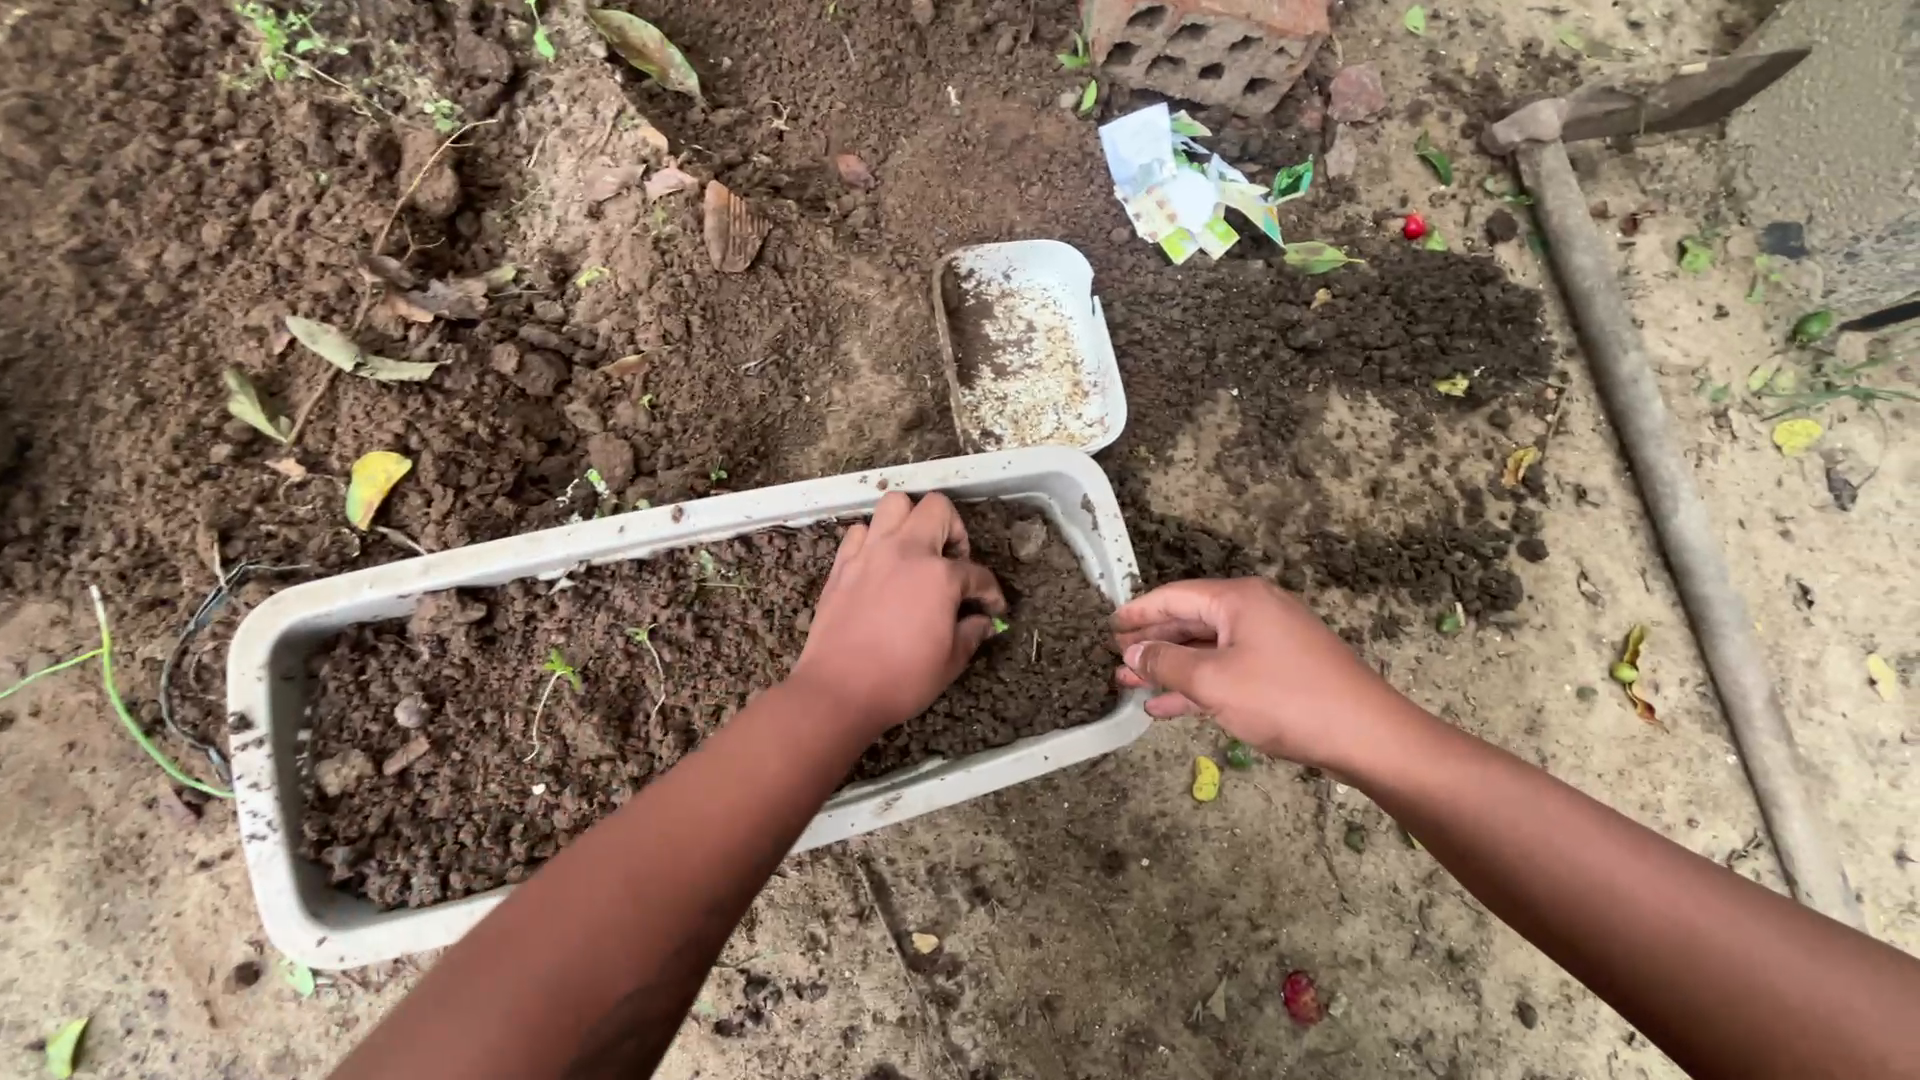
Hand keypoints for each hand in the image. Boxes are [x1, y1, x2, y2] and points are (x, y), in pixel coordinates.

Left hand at [788, 492, 1007, 734]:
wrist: (838, 689)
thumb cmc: (900, 679)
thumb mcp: (950, 662)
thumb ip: (971, 634)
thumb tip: (982, 622)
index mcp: (939, 575)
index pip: (977, 573)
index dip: (991, 592)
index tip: (992, 607)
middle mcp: (905, 551)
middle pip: (938, 508)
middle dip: (955, 530)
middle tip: (954, 561)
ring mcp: (870, 553)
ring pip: (895, 504)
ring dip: (912, 520)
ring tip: (917, 550)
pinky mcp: (842, 564)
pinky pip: (861, 532)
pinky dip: (875, 539)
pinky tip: (882, 564)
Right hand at [1113, 578, 1408, 770]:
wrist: (1368, 736)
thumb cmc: (1284, 700)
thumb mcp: (1213, 682)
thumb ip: (1166, 664)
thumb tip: (1133, 653)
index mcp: (1238, 600)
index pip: (1173, 596)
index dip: (1137, 612)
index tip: (1107, 626)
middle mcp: (1254, 611)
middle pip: (1189, 621)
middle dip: (1151, 643)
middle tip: (1113, 658)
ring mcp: (1270, 641)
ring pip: (1206, 649)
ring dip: (1170, 668)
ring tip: (1130, 684)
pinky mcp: (1282, 670)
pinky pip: (1227, 670)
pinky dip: (1198, 685)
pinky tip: (1168, 706)